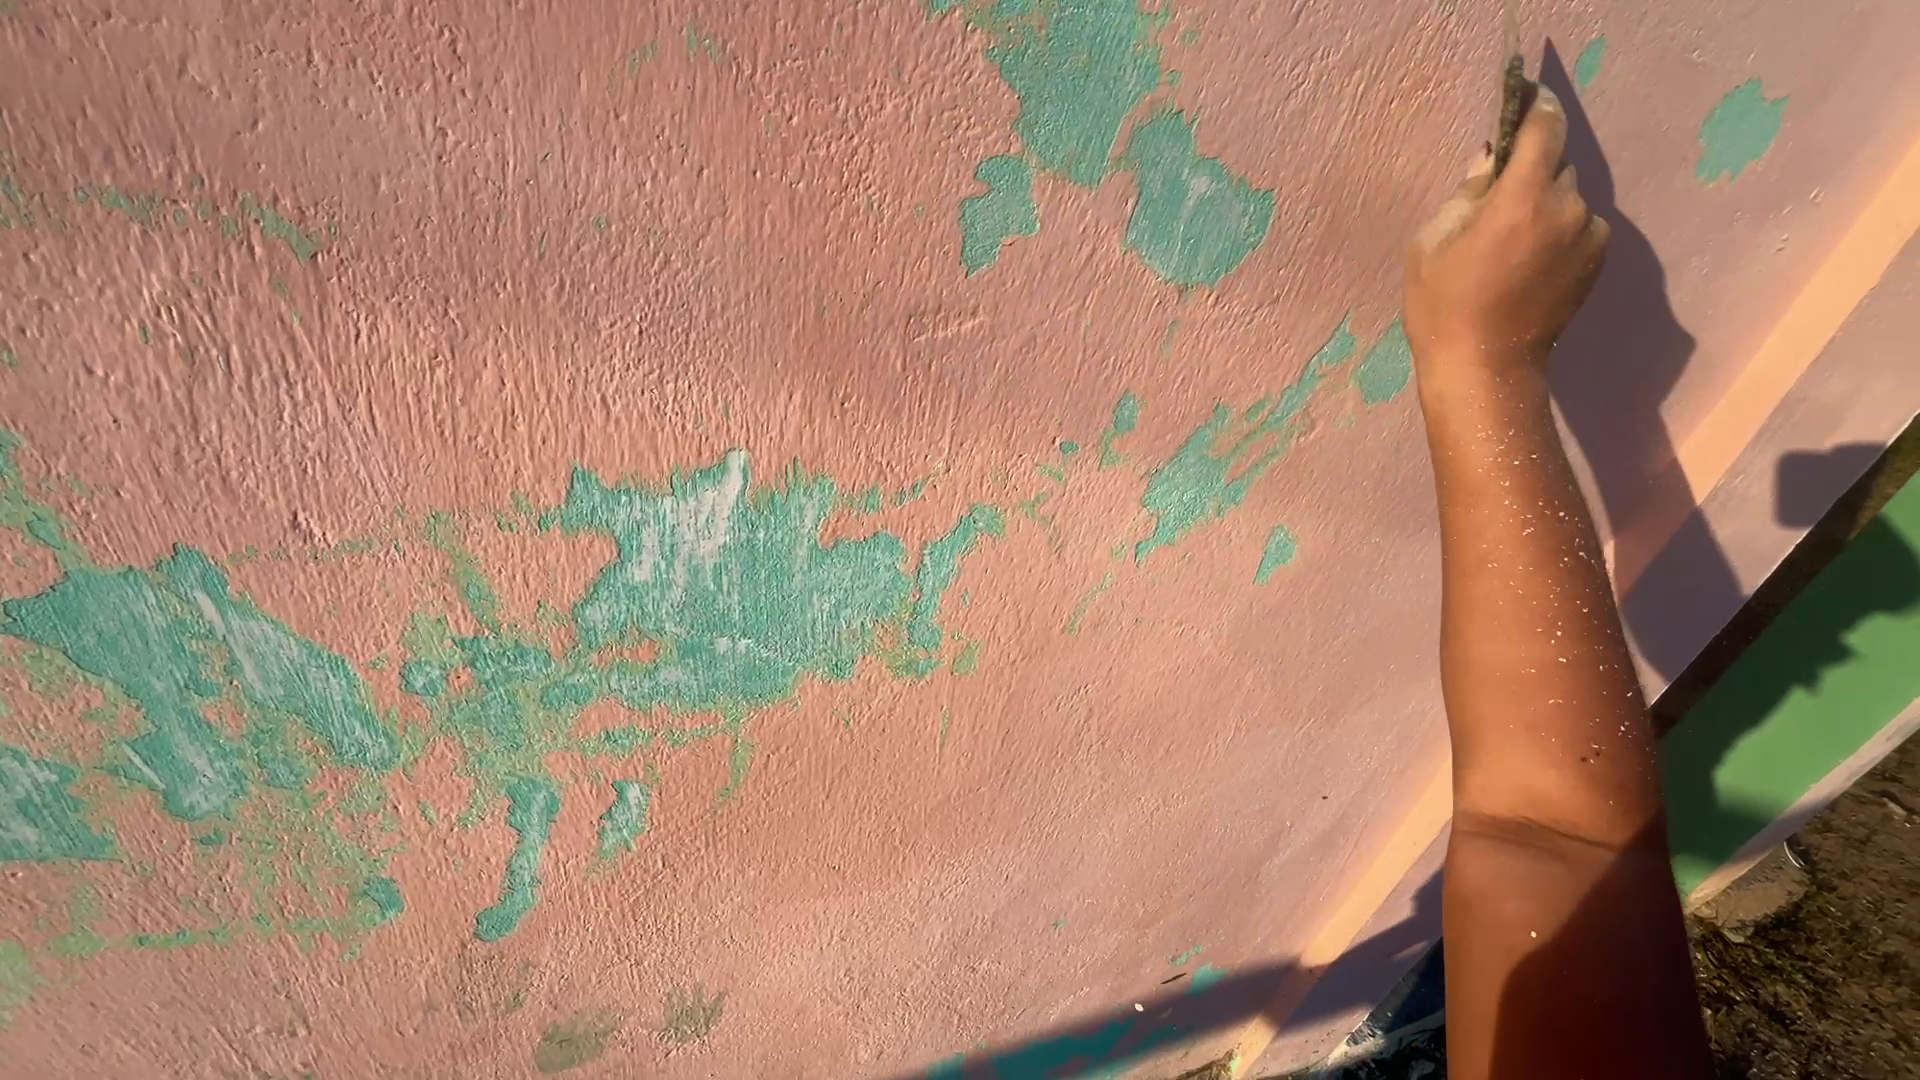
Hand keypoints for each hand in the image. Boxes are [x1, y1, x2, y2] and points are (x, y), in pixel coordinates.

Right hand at [1404, 86, 1608, 383]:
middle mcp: (1568, 207)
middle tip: (1494, 205)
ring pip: (1565, 200)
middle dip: (1528, 176)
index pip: (1542, 130)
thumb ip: (1464, 197)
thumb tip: (1488, 164)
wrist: (1484, 368)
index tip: (1524, 101)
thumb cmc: (1442, 308)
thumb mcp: (1430, 247)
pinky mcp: (1597, 260)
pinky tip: (1525, 266)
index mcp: (1522, 199)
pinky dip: (1555, 233)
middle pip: (1554, 168)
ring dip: (1542, 208)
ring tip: (1507, 246)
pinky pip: (1577, 228)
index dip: (1533, 109)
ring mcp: (1589, 234)